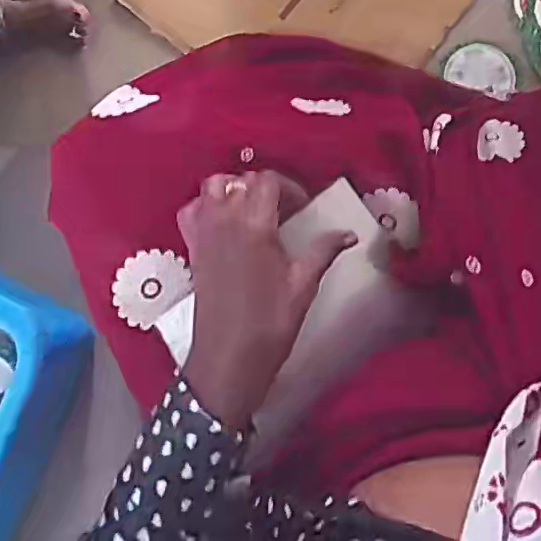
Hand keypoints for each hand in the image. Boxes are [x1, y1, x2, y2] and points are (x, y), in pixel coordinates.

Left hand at [178, 172, 356, 425]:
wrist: (228, 360)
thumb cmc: (270, 323)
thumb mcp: (303, 284)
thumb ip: (324, 250)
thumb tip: (349, 234)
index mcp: (255, 224)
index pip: (268, 181)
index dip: (288, 187)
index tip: (302, 208)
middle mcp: (225, 220)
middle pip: (243, 180)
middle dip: (266, 187)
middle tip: (283, 209)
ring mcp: (204, 233)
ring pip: (213, 186)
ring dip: (233, 189)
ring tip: (251, 208)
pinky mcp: (192, 249)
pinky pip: (191, 211)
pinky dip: (204, 206)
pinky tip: (221, 221)